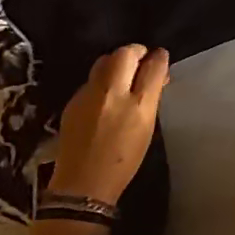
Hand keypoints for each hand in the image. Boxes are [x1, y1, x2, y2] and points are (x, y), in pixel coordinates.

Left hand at [48, 44, 169, 204]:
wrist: (84, 183)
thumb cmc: (124, 161)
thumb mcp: (147, 128)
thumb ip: (150, 99)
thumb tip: (154, 78)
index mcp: (139, 104)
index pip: (153, 66)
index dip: (160, 58)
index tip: (161, 57)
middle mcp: (113, 93)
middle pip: (125, 54)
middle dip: (136, 51)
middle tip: (141, 59)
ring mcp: (89, 95)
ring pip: (104, 61)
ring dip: (117, 61)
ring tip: (123, 72)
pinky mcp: (73, 101)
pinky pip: (91, 79)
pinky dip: (102, 78)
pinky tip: (105, 93)